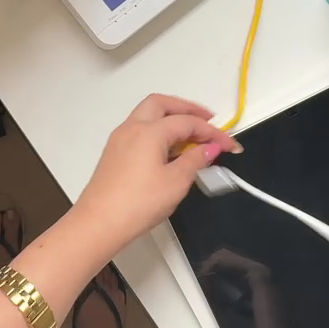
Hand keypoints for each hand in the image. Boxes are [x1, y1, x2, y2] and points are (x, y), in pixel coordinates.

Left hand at [67, 94, 240, 256]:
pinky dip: (158, 130)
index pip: (187, 122)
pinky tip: (170, 149)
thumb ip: (196, 160)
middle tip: (208, 121)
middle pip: (163, 104)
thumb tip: (210, 148)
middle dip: (187, 109)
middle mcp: (132, 127)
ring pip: (148, 114)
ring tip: (192, 136)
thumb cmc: (139, 203)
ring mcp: (120, 138)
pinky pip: (140, 129)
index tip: (230, 144)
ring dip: (171, 118)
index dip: (212, 132)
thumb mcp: (176, 182)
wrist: (99, 223)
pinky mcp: (114, 151)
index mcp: (149, 131)